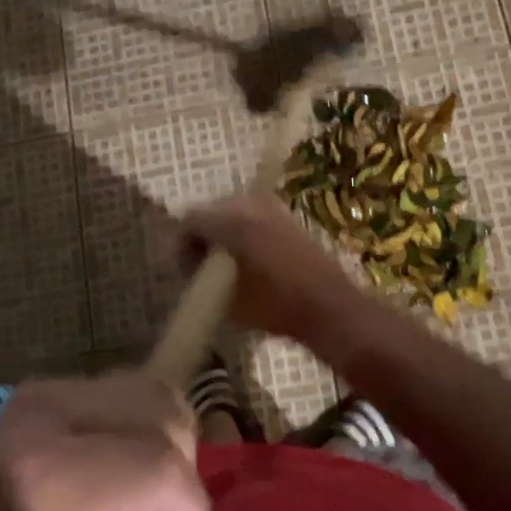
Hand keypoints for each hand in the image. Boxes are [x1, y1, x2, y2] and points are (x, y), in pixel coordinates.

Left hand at [0, 373, 257, 510]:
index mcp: (30, 484)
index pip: (154, 465)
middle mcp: (27, 421)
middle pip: (152, 404)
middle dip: (178, 468)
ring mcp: (23, 405)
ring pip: (135, 386)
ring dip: (160, 442)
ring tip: (143, 510)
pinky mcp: (22, 408)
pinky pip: (106, 391)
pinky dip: (132, 428)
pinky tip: (114, 485)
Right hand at [180, 193, 365, 343]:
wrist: (328, 306)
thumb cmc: (274, 305)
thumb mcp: (226, 298)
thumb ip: (201, 276)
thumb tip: (191, 266)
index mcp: (230, 220)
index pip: (191, 218)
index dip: (182, 242)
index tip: (183, 267)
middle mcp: (250, 204)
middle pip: (212, 210)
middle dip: (203, 235)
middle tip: (201, 265)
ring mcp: (272, 208)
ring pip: (234, 211)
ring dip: (224, 232)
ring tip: (225, 263)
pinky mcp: (288, 217)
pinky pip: (254, 216)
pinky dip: (245, 231)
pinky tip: (248, 258)